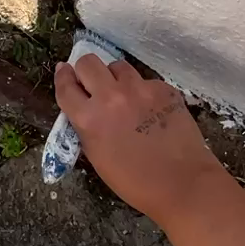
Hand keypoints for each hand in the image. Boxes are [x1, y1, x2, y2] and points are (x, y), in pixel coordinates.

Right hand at [53, 54, 226, 226]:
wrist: (182, 183)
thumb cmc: (134, 181)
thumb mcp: (97, 156)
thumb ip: (85, 127)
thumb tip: (82, 107)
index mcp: (89, 118)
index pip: (66, 85)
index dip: (62, 77)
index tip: (64, 71)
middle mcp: (111, 96)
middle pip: (88, 62)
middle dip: (86, 71)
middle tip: (93, 85)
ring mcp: (140, 89)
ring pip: (118, 66)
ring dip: (115, 78)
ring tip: (124, 97)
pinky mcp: (164, 88)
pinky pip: (145, 81)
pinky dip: (143, 92)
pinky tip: (151, 111)